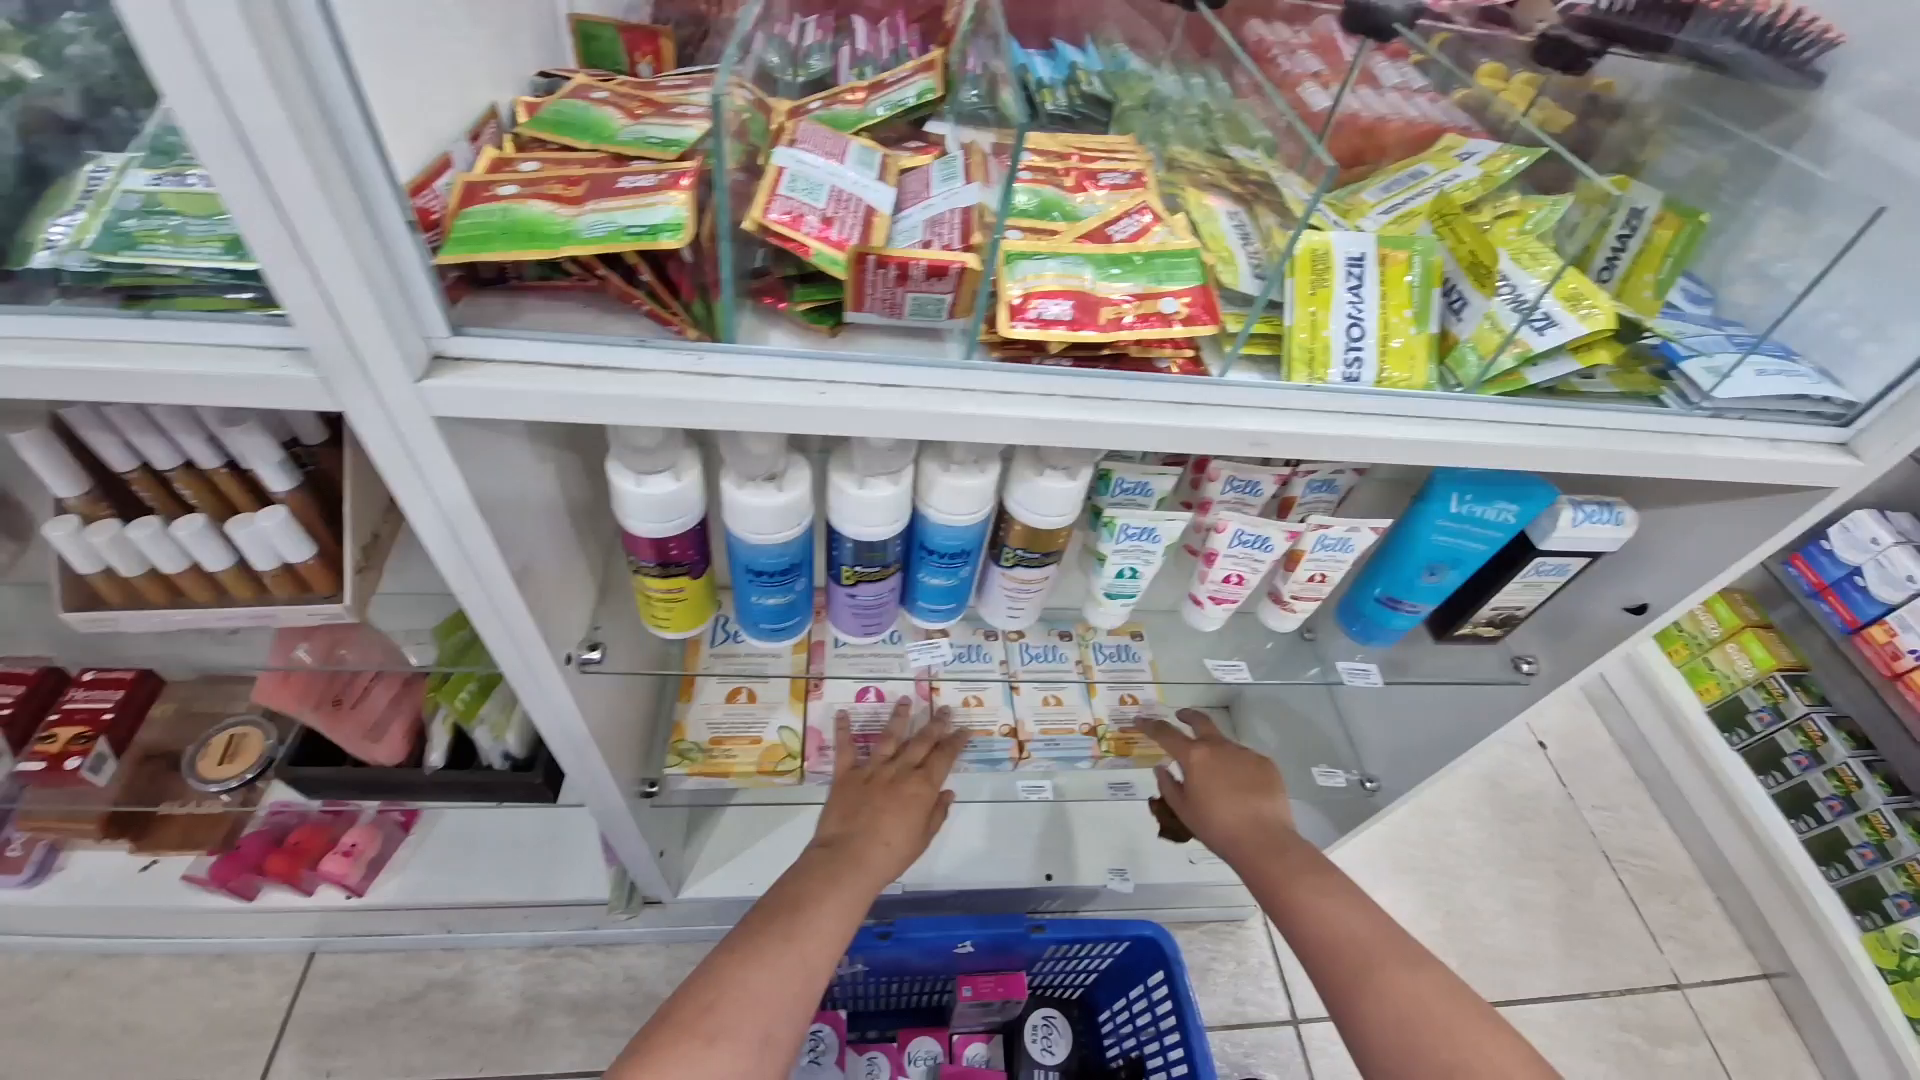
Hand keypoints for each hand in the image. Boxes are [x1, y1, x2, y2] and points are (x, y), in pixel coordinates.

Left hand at [807, 700, 969, 889]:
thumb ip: (936, 813)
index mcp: (922, 787)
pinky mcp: (846, 775)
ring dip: (899, 717)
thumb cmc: (891, 855)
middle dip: (935, 724)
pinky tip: (843, 713)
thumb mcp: (923, 839)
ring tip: (905, 699)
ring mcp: (872, 770)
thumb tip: (948, 793)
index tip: (964, 729)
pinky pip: (846, 749)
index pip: (944, 758)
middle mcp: (900, 771)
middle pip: (921, 741)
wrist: (848, 859)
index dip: (956, 742)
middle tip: (944, 708)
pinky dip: (844, 730)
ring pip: (889, 737)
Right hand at [1140, 708, 1293, 865]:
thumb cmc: (1216, 827)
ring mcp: (1245, 753)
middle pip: (1200, 721)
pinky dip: (1237, 768)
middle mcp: (1219, 747)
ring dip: (1215, 751)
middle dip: (1187, 716)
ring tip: (1217, 776)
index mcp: (1194, 756)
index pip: (1166, 733)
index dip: (1150, 725)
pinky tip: (1241, 789)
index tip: (1140, 720)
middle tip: (1181, 716)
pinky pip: (1245, 760)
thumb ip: (1168, 785)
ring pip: (1224, 744)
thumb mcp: (1183, 810)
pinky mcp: (1265, 764)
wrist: (1264, 841)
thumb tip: (1161, 768)